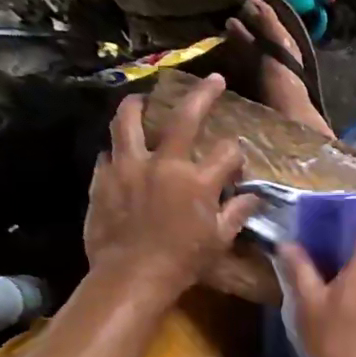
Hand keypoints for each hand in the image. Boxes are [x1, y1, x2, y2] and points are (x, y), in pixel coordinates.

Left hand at [84, 74, 260, 301]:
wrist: (131, 277)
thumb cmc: (182, 262)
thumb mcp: (219, 241)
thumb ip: (236, 213)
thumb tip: (253, 197)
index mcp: (198, 180)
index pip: (227, 151)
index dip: (236, 154)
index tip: (235, 162)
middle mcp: (165, 164)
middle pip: (185, 117)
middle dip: (202, 94)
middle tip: (212, 79)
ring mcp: (129, 168)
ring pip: (129, 121)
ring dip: (136, 105)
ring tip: (139, 98)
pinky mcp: (103, 179)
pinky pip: (107, 155)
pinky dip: (115, 151)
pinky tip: (118, 154)